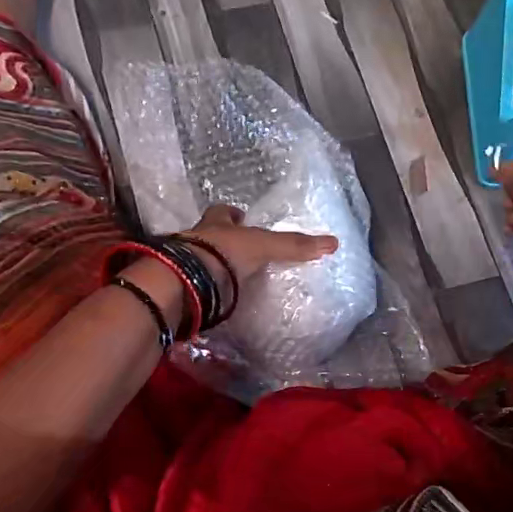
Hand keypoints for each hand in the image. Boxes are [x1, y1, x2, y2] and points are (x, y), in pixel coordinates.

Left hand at [174, 204, 338, 289]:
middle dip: (219, 241)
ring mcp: (183, 265)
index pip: (222, 212)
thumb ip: (293, 246)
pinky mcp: (179, 288)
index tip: (241, 218)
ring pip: (197, 260)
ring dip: (209, 267)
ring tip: (227, 280)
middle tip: (237, 253)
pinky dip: (203, 291)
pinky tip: (214, 300)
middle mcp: (195, 239)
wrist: (186, 280)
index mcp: (214, 224)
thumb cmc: (223, 253)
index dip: (232, 214)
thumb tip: (333, 242)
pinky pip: (193, 286)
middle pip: (207, 235)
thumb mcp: (264, 246)